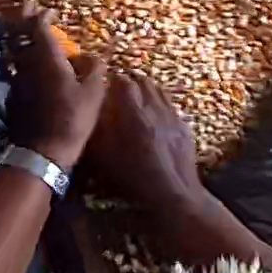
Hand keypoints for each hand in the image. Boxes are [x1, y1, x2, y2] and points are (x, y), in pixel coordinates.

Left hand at [0, 0, 105, 169]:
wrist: (43, 151)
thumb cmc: (73, 119)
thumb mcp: (94, 92)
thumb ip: (94, 68)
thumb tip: (94, 54)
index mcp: (46, 58)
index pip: (39, 27)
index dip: (44, 16)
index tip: (51, 13)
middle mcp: (26, 64)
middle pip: (20, 35)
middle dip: (25, 20)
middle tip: (28, 9)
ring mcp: (14, 81)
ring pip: (13, 54)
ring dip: (19, 42)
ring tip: (27, 39)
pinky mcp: (10, 97)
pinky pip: (13, 72)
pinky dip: (18, 64)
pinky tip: (26, 70)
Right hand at [84, 69, 207, 214]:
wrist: (173, 194)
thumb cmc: (134, 178)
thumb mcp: (105, 157)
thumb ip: (96, 132)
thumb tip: (88, 114)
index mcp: (133, 114)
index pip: (124, 82)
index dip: (114, 78)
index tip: (105, 79)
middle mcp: (154, 110)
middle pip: (144, 82)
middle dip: (131, 78)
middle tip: (121, 80)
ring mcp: (172, 117)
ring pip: (160, 91)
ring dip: (147, 86)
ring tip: (138, 88)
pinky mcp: (184, 128)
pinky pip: (171, 105)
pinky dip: (161, 101)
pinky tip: (156, 109)